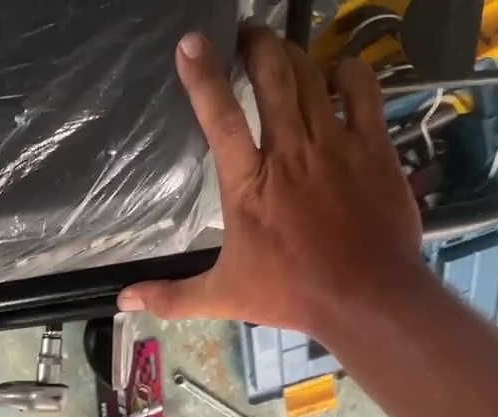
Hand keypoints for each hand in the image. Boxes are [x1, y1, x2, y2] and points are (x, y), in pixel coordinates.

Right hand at [119, 26, 433, 338]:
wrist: (366, 296)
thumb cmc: (291, 294)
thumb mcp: (223, 297)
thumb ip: (172, 296)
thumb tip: (125, 300)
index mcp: (248, 185)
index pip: (221, 117)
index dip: (203, 76)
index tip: (191, 43)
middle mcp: (290, 152)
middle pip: (272, 75)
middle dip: (257, 45)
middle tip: (246, 36)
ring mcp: (335, 144)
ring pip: (311, 76)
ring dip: (292, 54)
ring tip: (279, 50)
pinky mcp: (373, 145)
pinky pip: (362, 88)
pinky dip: (346, 72)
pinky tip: (335, 73)